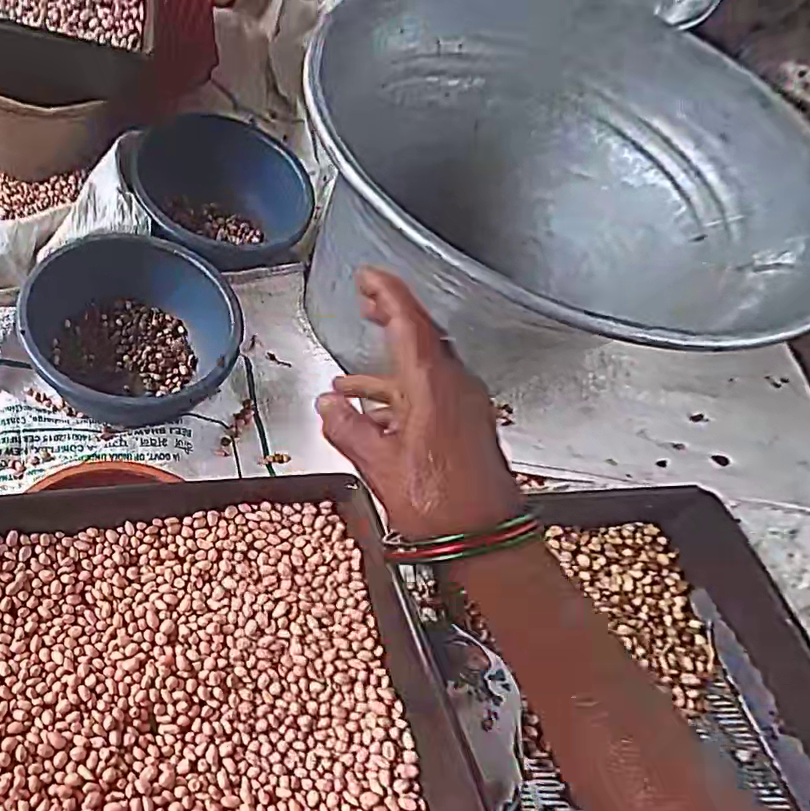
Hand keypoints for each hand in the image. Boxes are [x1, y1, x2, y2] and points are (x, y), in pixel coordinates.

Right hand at [315, 268, 522, 539]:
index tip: (370, 277)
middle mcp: (453, 389)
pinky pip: (424, 393)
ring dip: (384, 365)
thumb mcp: (378, 464)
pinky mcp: (459, 423)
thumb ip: (348, 427)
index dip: (388, 296)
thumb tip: (328, 403)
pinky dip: (394, 393)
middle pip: (420, 338)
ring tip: (346, 375)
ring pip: (419, 369)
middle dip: (390, 316)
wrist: (481, 533)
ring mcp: (460, 405)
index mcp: (432, 390)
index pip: (409, 326)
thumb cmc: (439, 502)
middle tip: (367, 299)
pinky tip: (369, 411)